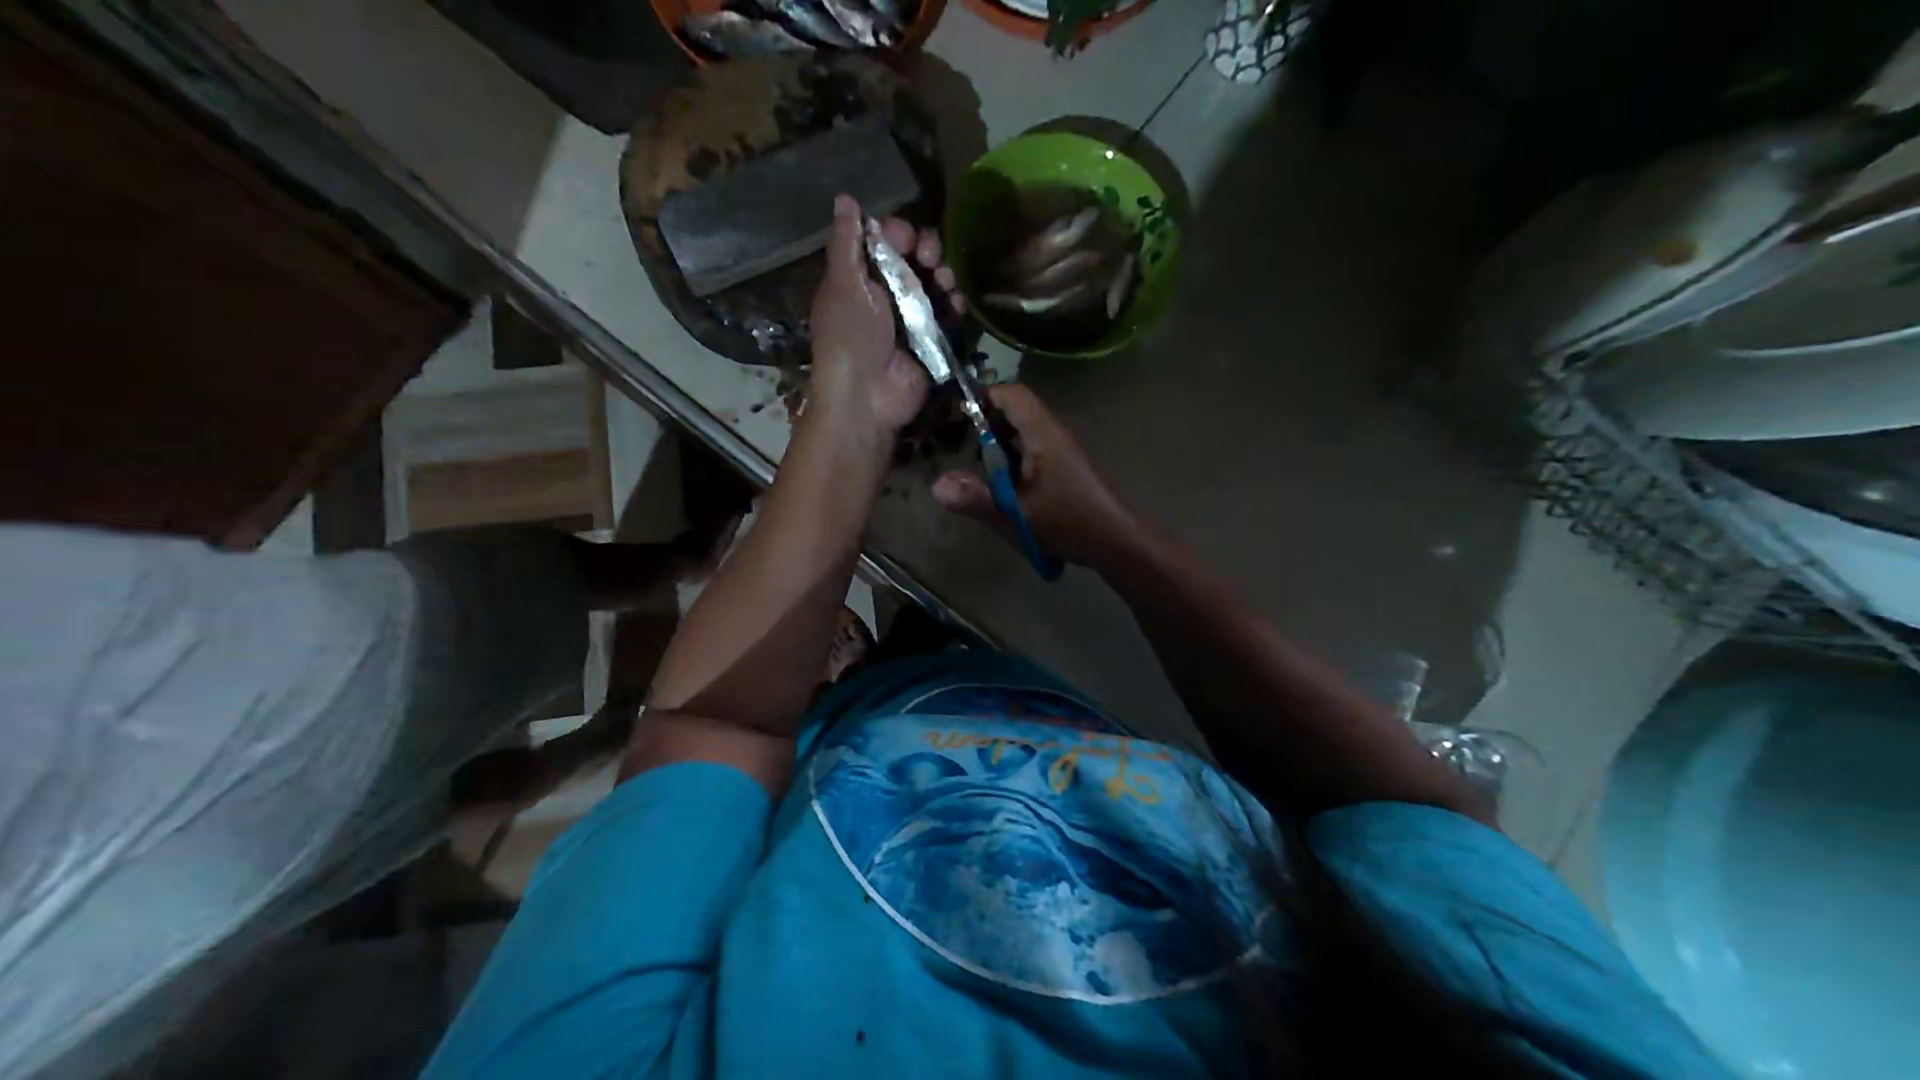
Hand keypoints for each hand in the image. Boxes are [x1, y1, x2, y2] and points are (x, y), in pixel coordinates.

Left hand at [806, 195, 960, 449]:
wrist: (868, 397)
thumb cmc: (850, 337)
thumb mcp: (843, 283)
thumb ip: (846, 241)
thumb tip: (845, 197)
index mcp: (859, 278)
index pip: (884, 240)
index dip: (898, 232)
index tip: (904, 238)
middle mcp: (886, 295)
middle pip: (914, 258)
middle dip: (926, 250)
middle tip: (928, 258)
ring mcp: (911, 318)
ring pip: (935, 282)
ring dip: (943, 275)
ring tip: (944, 282)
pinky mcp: (932, 340)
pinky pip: (950, 313)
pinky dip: (955, 305)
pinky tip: (956, 305)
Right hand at [931, 383, 1141, 567]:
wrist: (1120, 542)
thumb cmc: (1071, 524)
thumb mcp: (1017, 515)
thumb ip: (976, 499)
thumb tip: (937, 485)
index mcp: (1044, 434)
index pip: (1012, 393)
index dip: (982, 397)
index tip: (955, 416)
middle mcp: (1055, 433)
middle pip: (1015, 411)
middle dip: (985, 425)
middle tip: (960, 449)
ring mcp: (1063, 450)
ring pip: (1024, 432)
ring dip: (999, 446)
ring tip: (978, 472)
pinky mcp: (1067, 467)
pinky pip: (1034, 450)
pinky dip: (1014, 460)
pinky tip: (1005, 488)